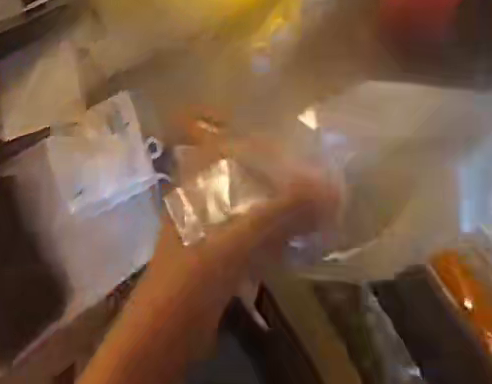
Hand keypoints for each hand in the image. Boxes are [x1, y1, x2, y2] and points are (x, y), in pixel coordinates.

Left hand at [151, 154, 338, 290]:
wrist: (160, 343)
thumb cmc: (192, 278)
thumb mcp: (237, 241)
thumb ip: (281, 213)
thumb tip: (331, 189)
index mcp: (195, 184)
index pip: (233, 147)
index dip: (266, 147)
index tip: (302, 151)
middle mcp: (199, 201)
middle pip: (244, 179)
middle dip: (279, 180)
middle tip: (318, 182)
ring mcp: (206, 233)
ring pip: (249, 210)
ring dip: (280, 210)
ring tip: (316, 210)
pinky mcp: (215, 264)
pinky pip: (250, 240)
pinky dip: (274, 237)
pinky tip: (298, 243)